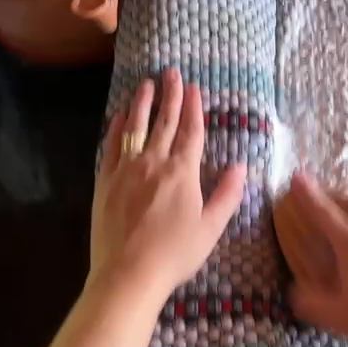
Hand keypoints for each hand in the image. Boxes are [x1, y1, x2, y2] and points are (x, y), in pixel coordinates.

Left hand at [91, 70, 246, 304]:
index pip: (191, 131)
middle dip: (170, 96)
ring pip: (136, 128)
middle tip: (171, 73)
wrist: (128, 273)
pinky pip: (111, 146)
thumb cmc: (175, 254)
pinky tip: (120, 116)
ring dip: (142, 104)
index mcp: (183, 172)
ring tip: (146, 84)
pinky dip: (117, 128)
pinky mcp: (105, 181)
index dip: (193, 108)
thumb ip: (227, 195)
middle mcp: (155, 162)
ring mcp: (127, 170)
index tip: (194, 87)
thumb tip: (242, 166)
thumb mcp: (211, 228)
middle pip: (164, 123)